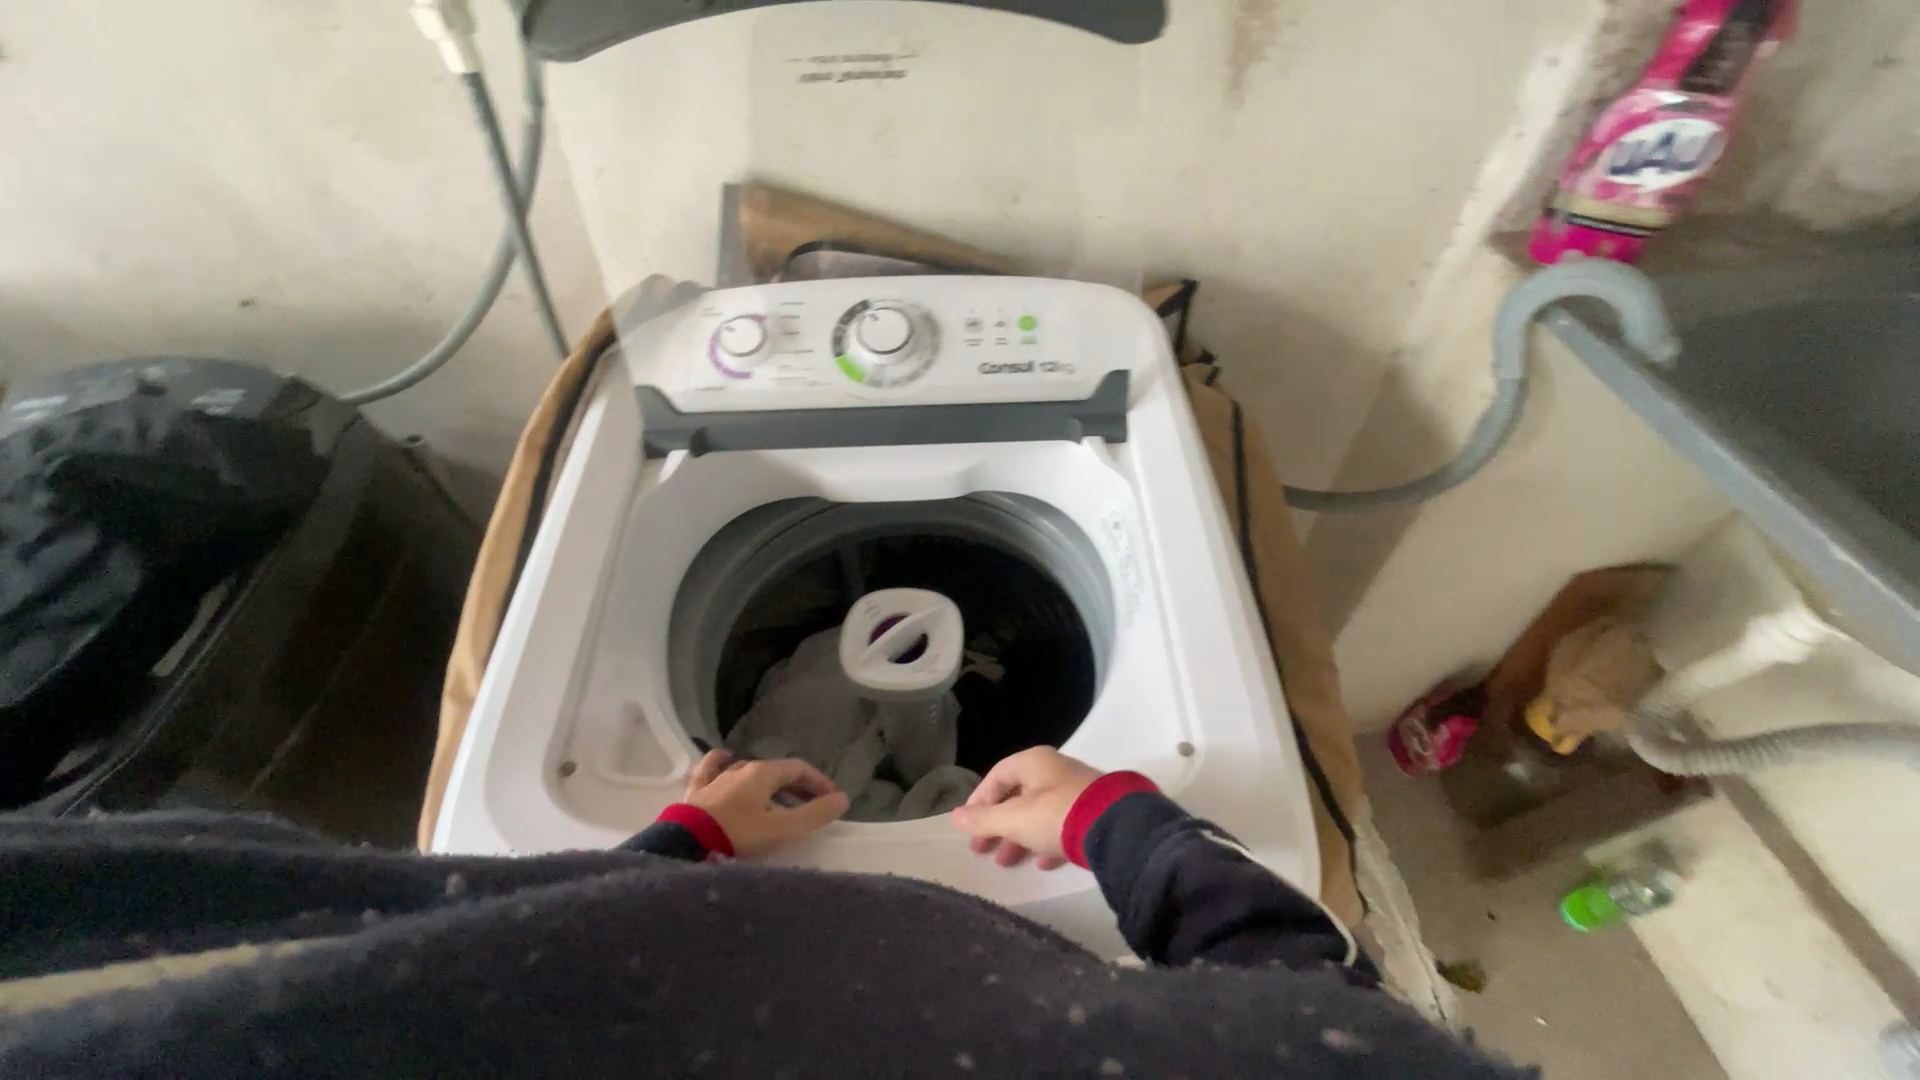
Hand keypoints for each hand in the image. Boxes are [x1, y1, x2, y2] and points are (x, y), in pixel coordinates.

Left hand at [683, 750, 849, 857]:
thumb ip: (814, 815)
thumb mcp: (782, 829)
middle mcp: (741, 768)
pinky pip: (711, 769)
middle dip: (797, 786)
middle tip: (811, 804)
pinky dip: (721, 764)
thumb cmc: (739, 835)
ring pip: (747, 771)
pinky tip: (724, 760)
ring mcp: (716, 778)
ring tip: (776, 797)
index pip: (799, 769)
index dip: (818, 782)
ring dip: (767, 782)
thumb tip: (843, 799)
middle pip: (776, 771)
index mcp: (764, 773)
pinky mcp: (696, 791)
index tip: (832, 799)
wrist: (686, 845)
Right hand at [950, 747, 1102, 869]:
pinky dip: (1047, 841)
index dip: (979, 800)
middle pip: (1017, 796)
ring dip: (1020, 836)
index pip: (997, 775)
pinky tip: (1042, 864)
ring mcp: (1076, 790)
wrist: (1115, 828)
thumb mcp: (1013, 819)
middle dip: (998, 824)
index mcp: (1034, 762)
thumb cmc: (1055, 815)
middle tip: (983, 849)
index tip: (968, 826)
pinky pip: (1062, 825)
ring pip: (1039, 812)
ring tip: (1006, 862)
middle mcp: (1055, 770)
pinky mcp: (1093, 812)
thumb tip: (955, 816)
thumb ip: (983, 820)